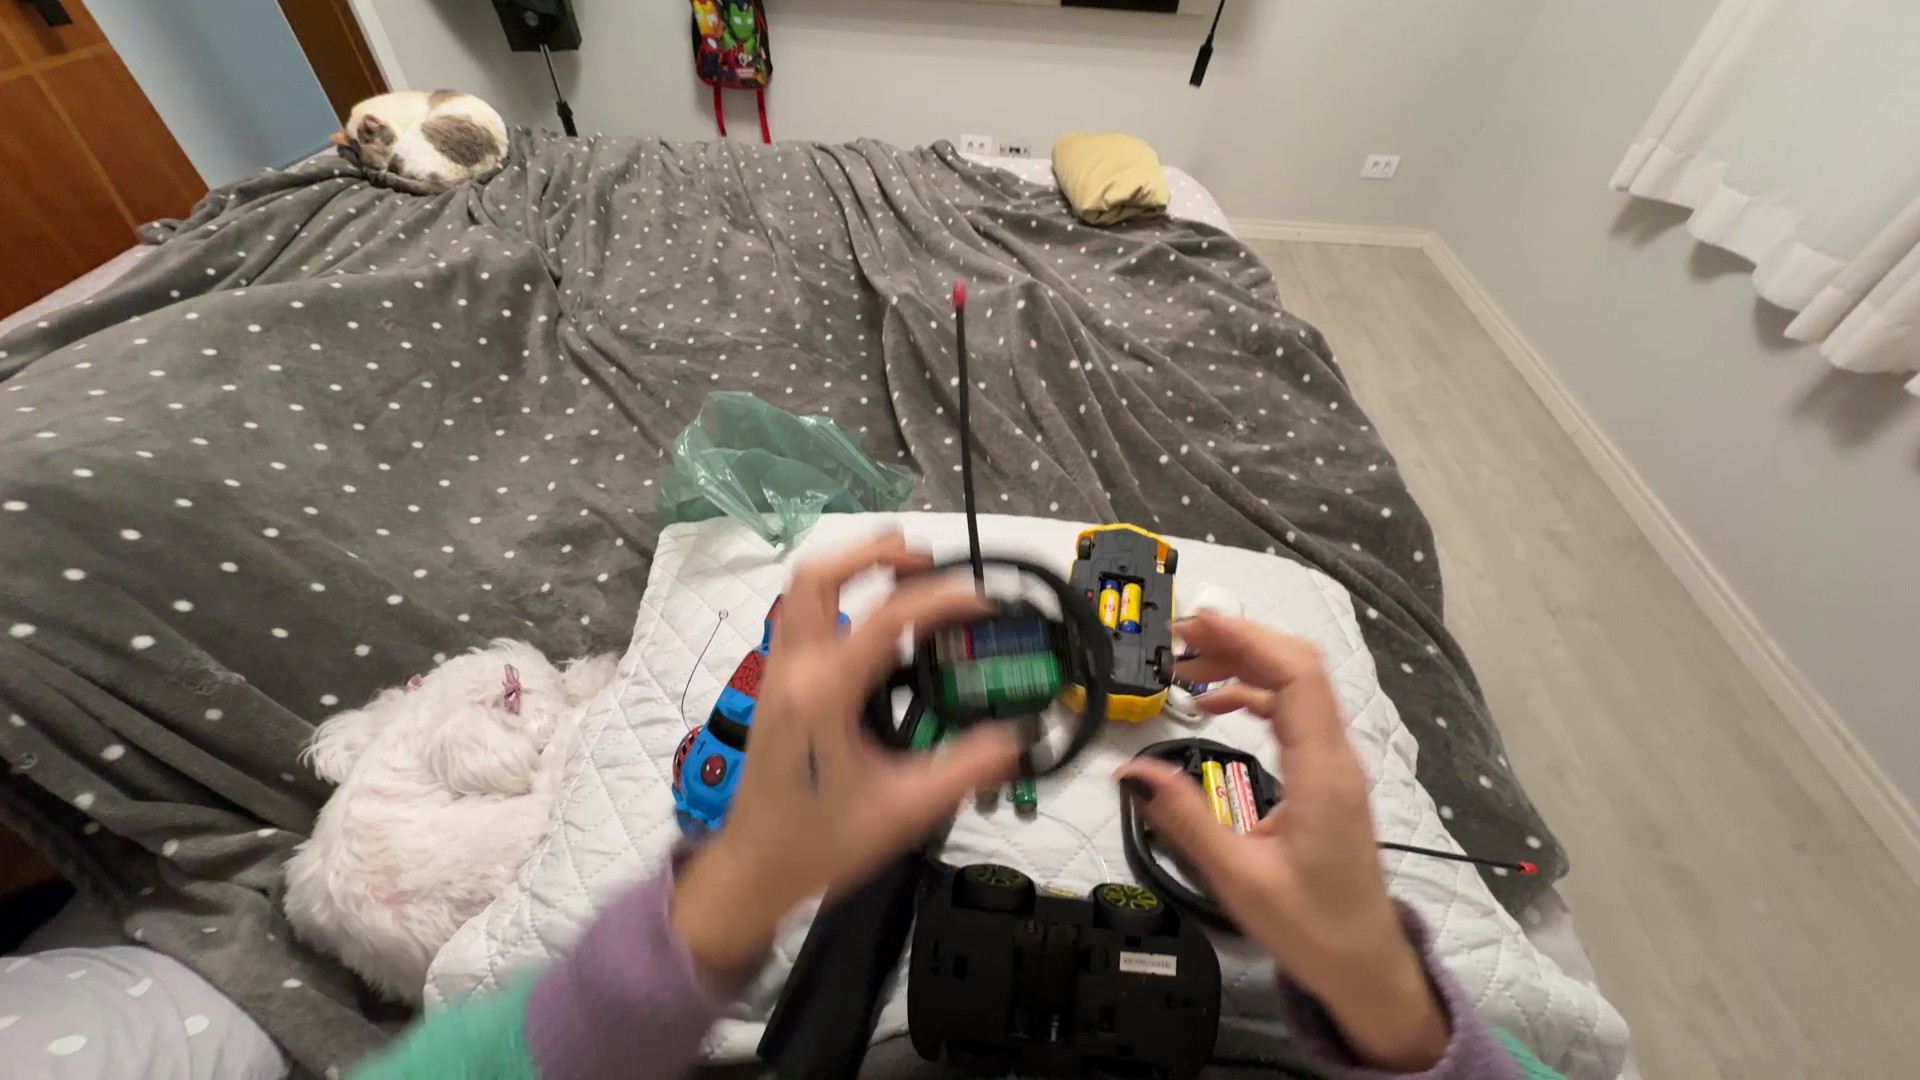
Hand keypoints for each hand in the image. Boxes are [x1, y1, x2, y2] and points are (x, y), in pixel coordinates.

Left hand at [671, 532, 1022, 987]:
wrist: (755, 868)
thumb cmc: (822, 841)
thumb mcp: (905, 810)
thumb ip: (966, 767)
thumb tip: (1018, 736)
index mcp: (824, 694)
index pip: (885, 618)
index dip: (939, 599)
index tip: (981, 600)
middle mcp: (795, 669)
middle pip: (818, 575)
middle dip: (872, 551)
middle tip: (925, 557)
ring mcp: (779, 672)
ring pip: (803, 588)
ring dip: (851, 565)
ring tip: (904, 567)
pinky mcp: (779, 681)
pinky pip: (803, 613)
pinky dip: (838, 592)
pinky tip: (874, 612)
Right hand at [1114, 613, 1447, 1071]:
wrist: (1368, 968)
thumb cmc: (1310, 927)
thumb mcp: (1236, 877)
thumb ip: (1182, 818)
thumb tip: (1129, 771)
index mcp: (1321, 772)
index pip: (1296, 677)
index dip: (1248, 639)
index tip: (1197, 624)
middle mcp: (1335, 755)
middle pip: (1297, 667)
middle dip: (1239, 640)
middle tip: (1179, 640)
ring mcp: (1334, 762)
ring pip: (1295, 684)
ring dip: (1243, 662)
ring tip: (1186, 666)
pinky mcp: (1325, 772)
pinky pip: (1292, 710)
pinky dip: (1253, 691)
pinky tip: (1216, 701)